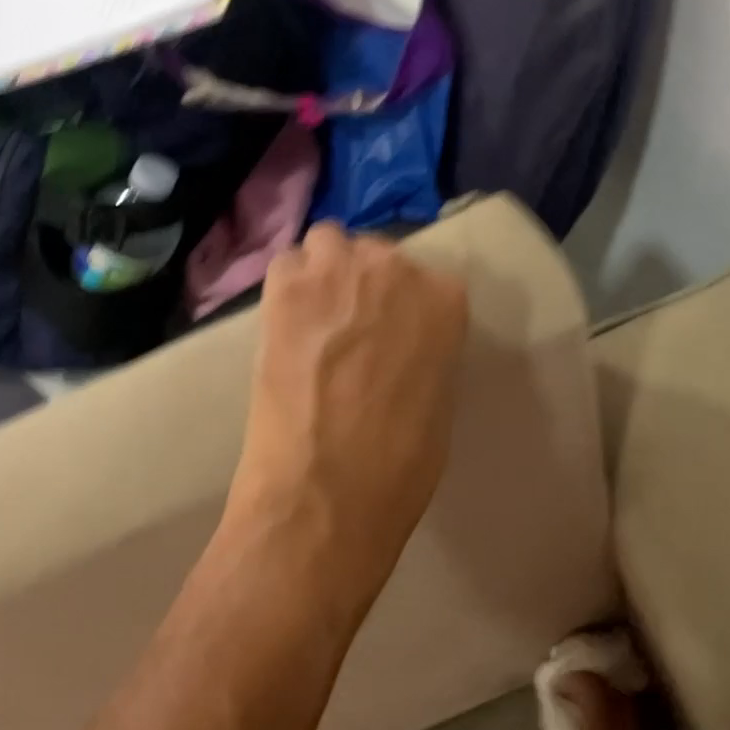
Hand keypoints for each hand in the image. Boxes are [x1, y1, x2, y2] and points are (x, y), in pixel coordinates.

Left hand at [226, 223, 469, 590]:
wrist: (329, 487)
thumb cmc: (399, 466)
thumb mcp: (438, 403)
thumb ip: (425, 355)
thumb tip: (400, 350)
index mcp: (446, 302)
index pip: (428, 279)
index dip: (401, 306)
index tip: (388, 332)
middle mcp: (396, 270)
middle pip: (374, 252)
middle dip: (361, 282)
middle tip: (346, 327)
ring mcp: (338, 272)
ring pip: (327, 242)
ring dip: (322, 271)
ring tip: (312, 316)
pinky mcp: (287, 288)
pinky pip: (286, 263)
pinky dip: (286, 286)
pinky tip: (283, 324)